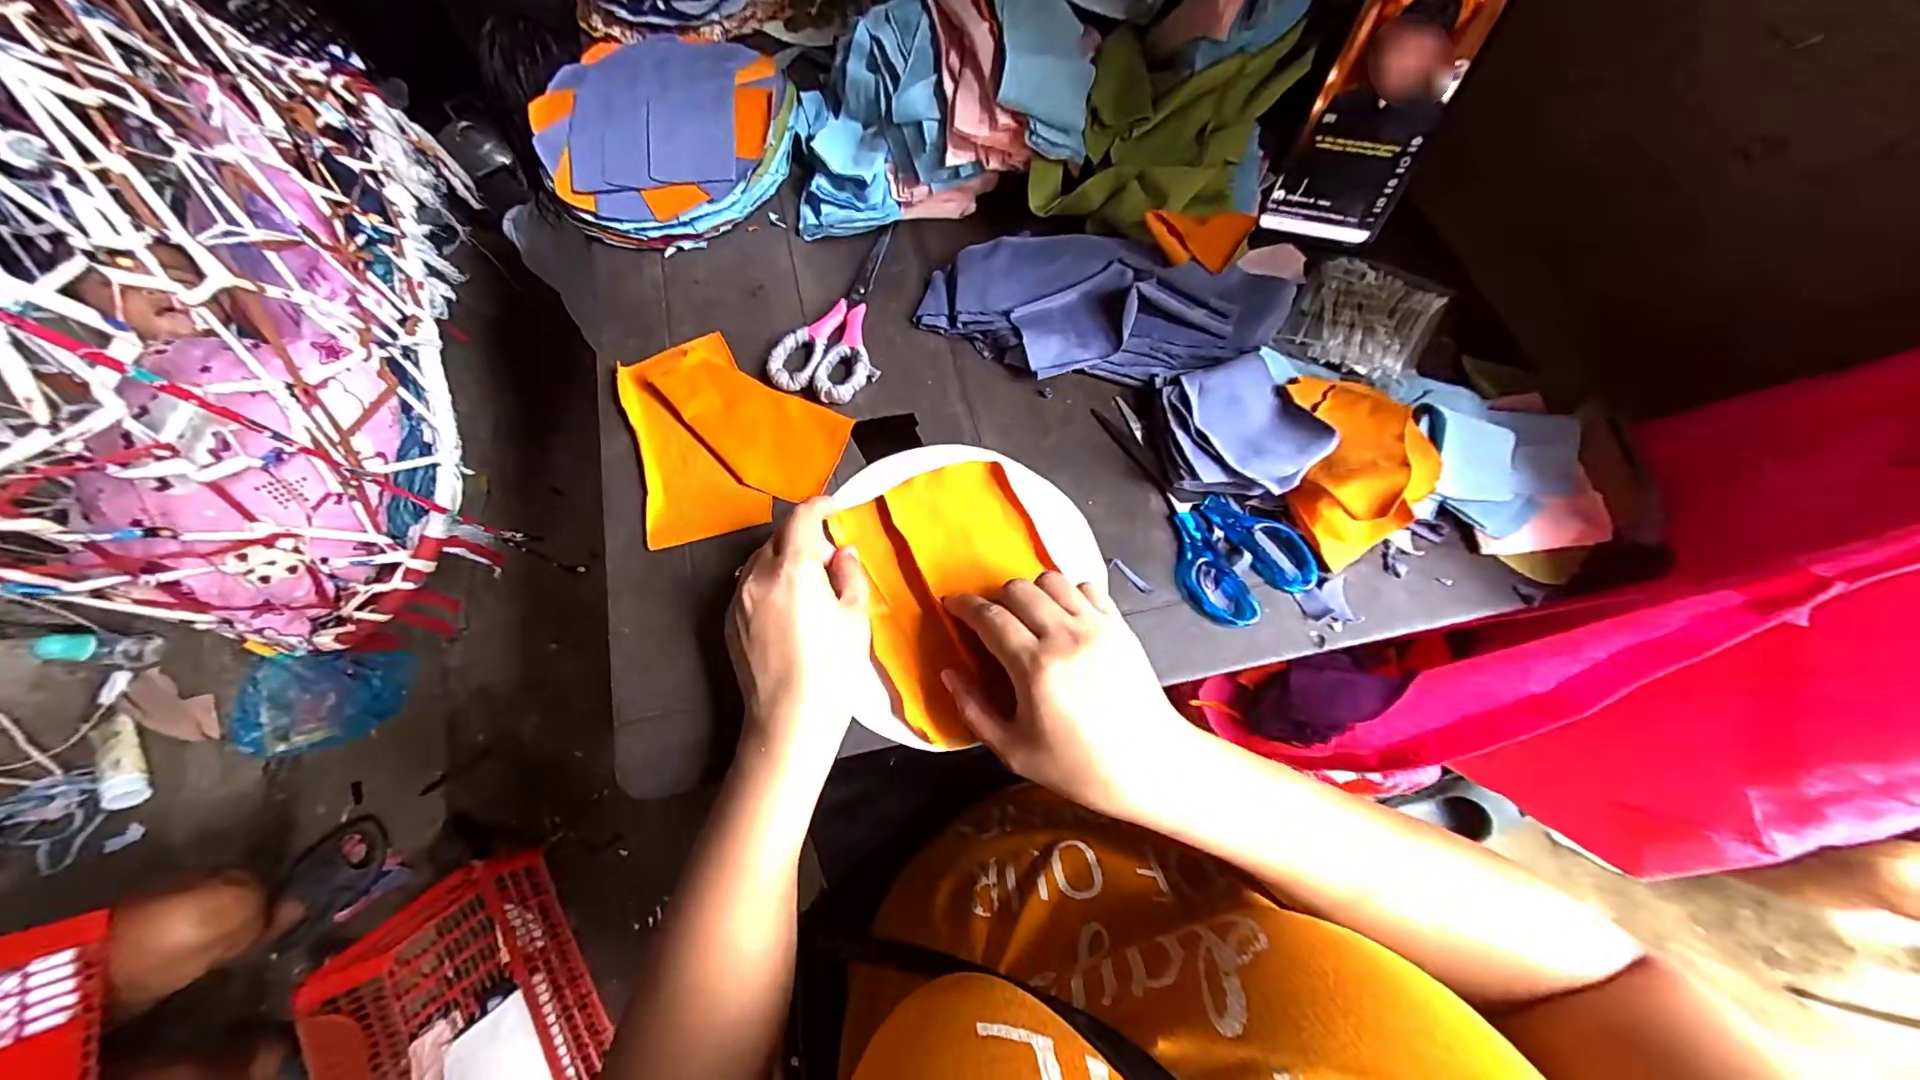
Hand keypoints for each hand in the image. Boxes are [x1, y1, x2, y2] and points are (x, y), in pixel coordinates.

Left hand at [727, 499, 870, 766]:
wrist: (789, 718)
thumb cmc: (831, 670)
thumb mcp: (855, 617)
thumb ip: (850, 574)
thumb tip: (842, 553)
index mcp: (794, 570)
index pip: (801, 518)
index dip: (819, 506)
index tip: (832, 507)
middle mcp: (758, 577)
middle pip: (780, 537)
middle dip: (805, 539)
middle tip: (831, 563)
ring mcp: (738, 599)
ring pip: (762, 561)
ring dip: (785, 561)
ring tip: (810, 590)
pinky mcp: (728, 621)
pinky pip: (750, 586)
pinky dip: (769, 584)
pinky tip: (790, 611)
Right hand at [942, 573, 1199, 820]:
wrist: (1152, 766)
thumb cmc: (1079, 767)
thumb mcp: (1014, 751)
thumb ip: (974, 709)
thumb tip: (950, 673)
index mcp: (1035, 668)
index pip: (989, 616)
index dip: (963, 605)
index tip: (951, 604)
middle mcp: (1065, 636)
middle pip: (1018, 589)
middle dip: (995, 599)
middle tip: (991, 621)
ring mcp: (1097, 626)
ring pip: (1052, 580)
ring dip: (1031, 592)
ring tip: (1029, 617)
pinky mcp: (1120, 626)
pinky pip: (1086, 588)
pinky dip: (1068, 594)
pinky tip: (1064, 618)